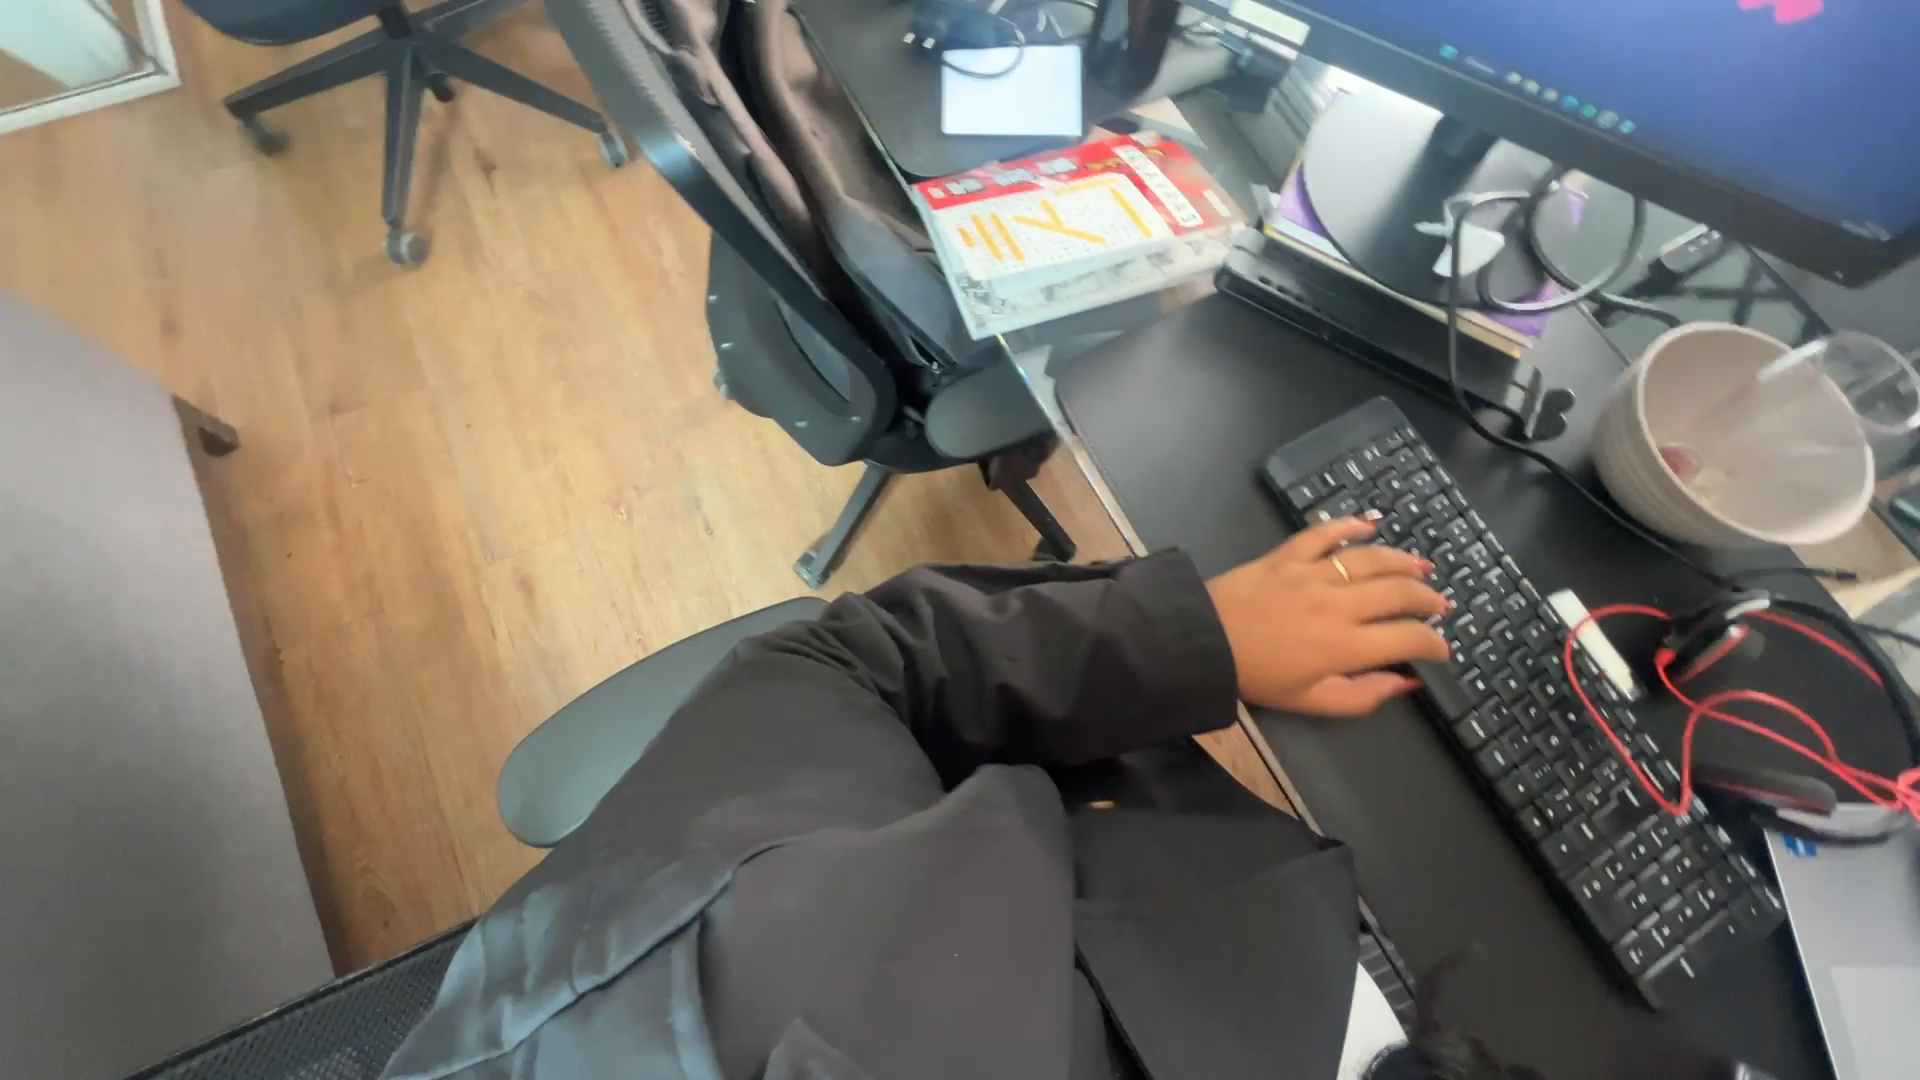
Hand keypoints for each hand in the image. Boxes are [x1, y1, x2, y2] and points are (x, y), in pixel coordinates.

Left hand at [1205, 516, 1450, 716]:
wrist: (1200, 643)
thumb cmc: (1254, 677)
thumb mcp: (1310, 701)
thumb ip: (1363, 695)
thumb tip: (1407, 682)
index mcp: (1345, 646)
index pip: (1410, 638)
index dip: (1434, 643)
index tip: (1440, 647)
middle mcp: (1337, 605)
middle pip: (1400, 592)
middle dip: (1428, 598)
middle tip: (1438, 604)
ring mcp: (1311, 574)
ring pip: (1371, 558)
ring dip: (1404, 560)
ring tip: (1422, 566)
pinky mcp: (1285, 556)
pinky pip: (1323, 533)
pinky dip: (1349, 525)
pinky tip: (1370, 524)